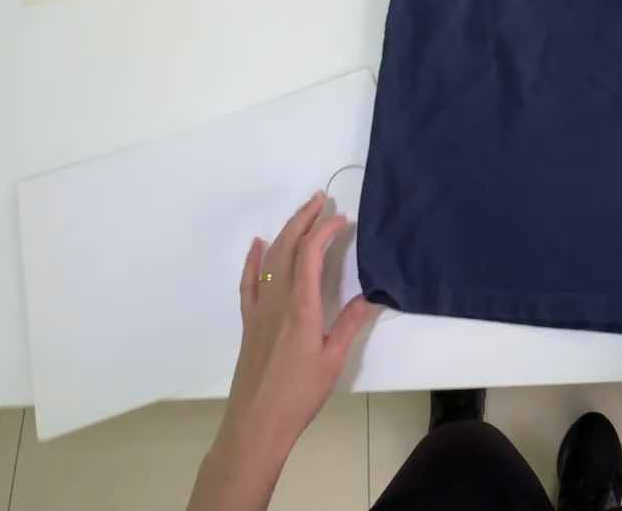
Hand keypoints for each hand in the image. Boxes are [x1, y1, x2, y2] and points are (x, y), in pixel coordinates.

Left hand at [188, 193, 380, 510]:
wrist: (256, 423)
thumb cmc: (299, 393)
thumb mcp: (334, 359)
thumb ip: (352, 323)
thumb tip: (372, 293)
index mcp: (301, 305)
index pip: (311, 254)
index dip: (325, 230)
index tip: (341, 217)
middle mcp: (278, 299)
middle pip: (288, 246)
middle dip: (304, 218)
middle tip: (321, 198)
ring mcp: (259, 308)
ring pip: (270, 258)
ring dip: (285, 231)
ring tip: (301, 214)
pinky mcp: (249, 321)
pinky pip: (249, 281)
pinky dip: (254, 258)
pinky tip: (258, 244)